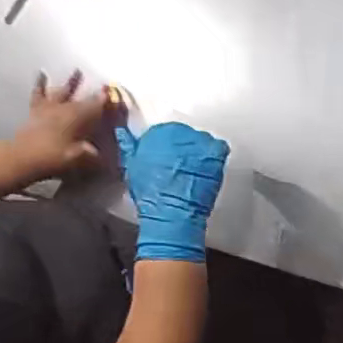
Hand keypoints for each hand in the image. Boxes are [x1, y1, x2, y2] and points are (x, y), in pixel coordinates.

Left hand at [5, 71, 115, 180]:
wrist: (23, 158)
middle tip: (104, 87)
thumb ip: (96, 156)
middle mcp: (66, 107)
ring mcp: (49, 107)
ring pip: (63, 91)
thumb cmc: (55, 157)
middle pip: (83, 98)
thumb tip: (109, 158)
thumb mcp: (82, 158)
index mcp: (79, 116)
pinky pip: (39, 93)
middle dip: (95, 94)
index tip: (119, 100)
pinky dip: (40, 84)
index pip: (99, 106)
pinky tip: (42, 74)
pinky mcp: (35, 111)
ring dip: (71, 83)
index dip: (110, 103)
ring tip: (77, 71)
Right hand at [115, 121, 229, 261]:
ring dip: (201, 153)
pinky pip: (219, 149)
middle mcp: (182, 132)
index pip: (167, 131)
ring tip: (196, 170)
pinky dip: (215, 157)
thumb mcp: (132, 166)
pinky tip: (209, 169)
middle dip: (186, 149)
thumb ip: (129, 146)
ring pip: (203, 142)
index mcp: (159, 131)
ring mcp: (201, 142)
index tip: (170, 160)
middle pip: (187, 136)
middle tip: (183, 167)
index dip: (169, 147)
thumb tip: (122, 132)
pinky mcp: (216, 155)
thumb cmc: (149, 193)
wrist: (172, 211)